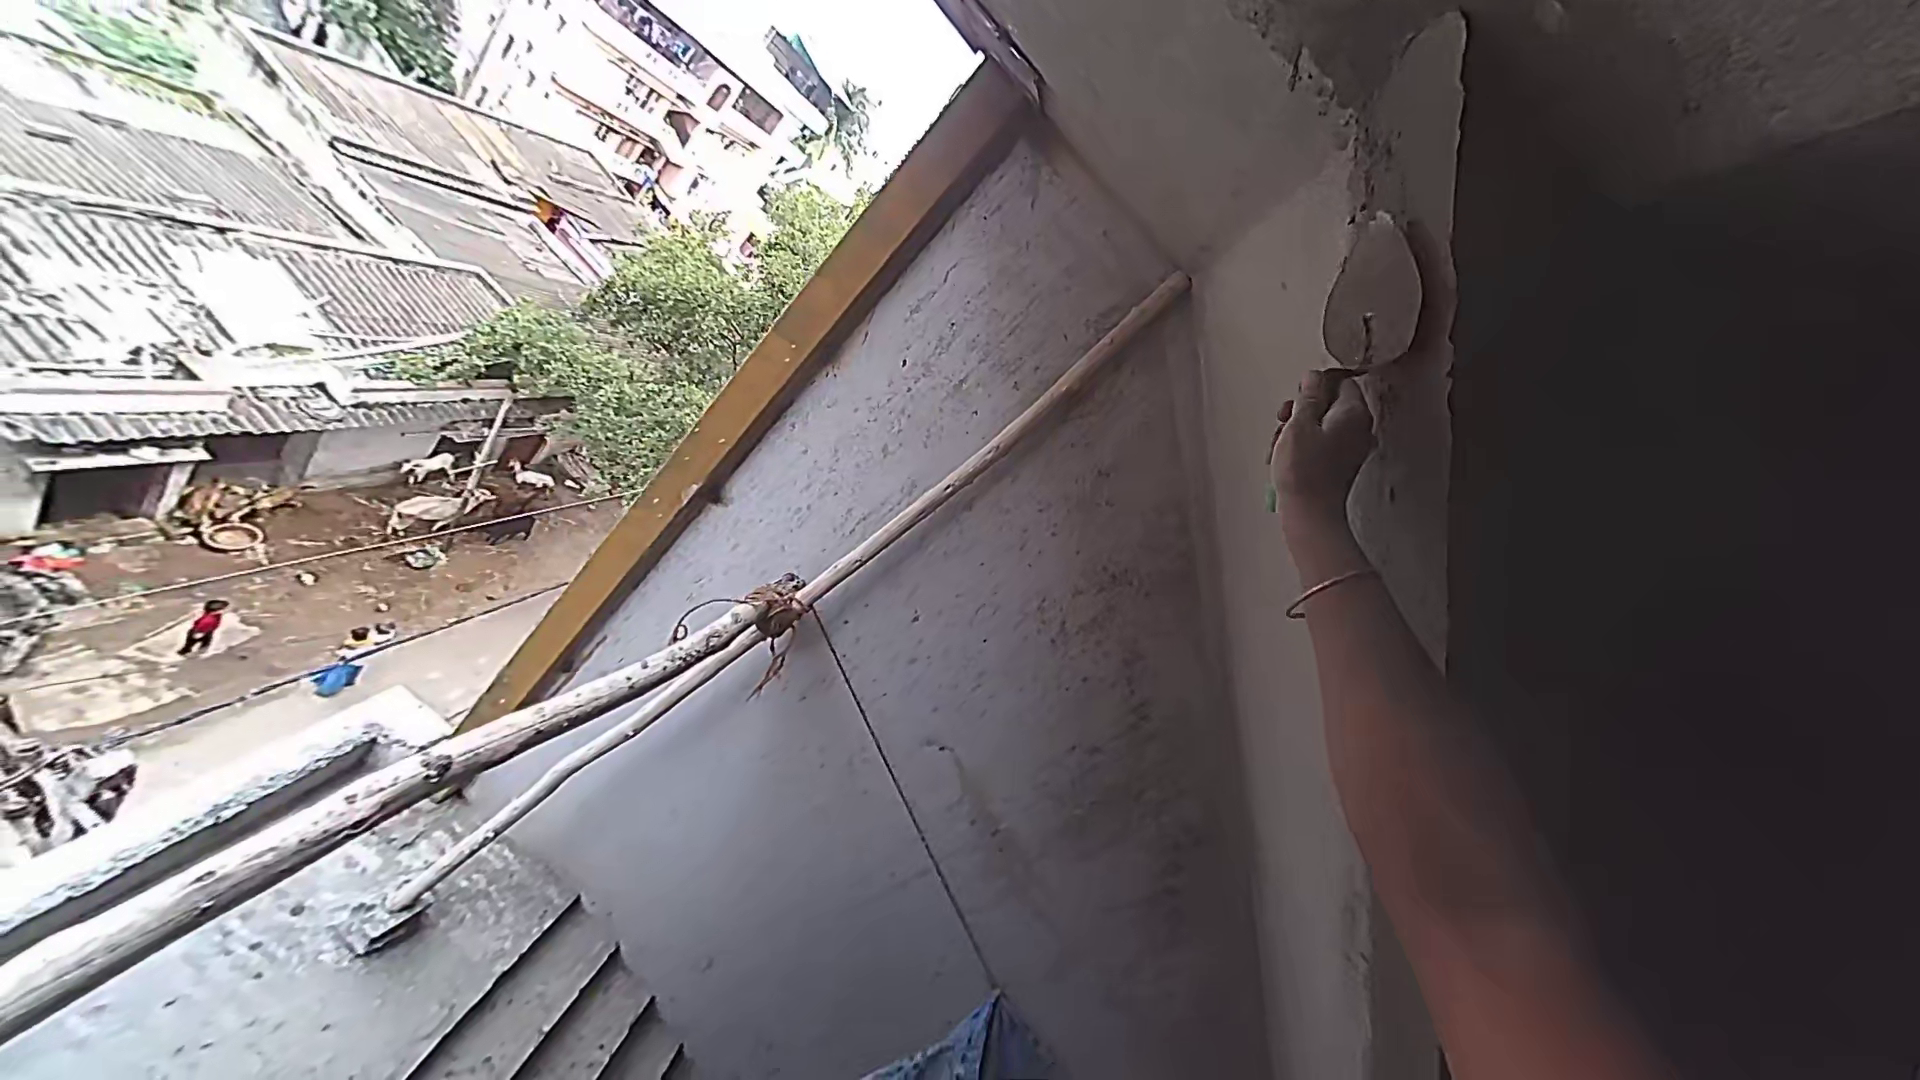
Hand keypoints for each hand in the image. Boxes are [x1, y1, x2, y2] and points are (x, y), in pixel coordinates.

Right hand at [1271, 368, 1374, 531]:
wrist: (1309, 511)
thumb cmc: (1302, 470)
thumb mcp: (1298, 425)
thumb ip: (1308, 397)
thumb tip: (1314, 378)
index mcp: (1354, 413)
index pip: (1341, 383)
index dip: (1315, 387)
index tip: (1296, 397)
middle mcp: (1360, 428)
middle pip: (1332, 405)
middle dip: (1303, 411)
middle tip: (1283, 421)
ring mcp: (1352, 448)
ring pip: (1324, 426)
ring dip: (1300, 430)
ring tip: (1279, 445)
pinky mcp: (1341, 465)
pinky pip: (1324, 445)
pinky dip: (1305, 446)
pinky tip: (1286, 458)